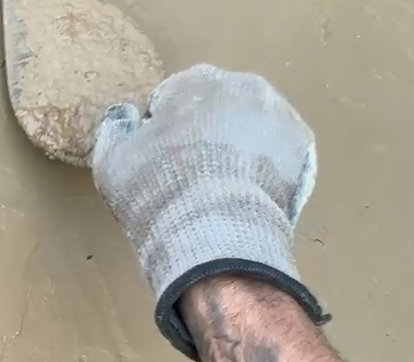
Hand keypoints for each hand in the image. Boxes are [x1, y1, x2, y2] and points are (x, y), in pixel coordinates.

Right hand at [90, 64, 326, 358]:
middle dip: (201, 136)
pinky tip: (238, 202)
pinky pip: (273, 158)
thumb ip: (114, 130)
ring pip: (249, 130)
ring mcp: (279, 115)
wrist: (213, 228)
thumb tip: (124, 117)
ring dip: (233, 152)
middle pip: (216, 109)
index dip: (159, 133)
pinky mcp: (301, 150)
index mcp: (194, 81)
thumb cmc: (155, 190)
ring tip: (213, 194)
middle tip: (184, 180)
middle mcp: (243, 85)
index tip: (152, 164)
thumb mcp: (112, 162)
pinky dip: (259, 174)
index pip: (171, 99)